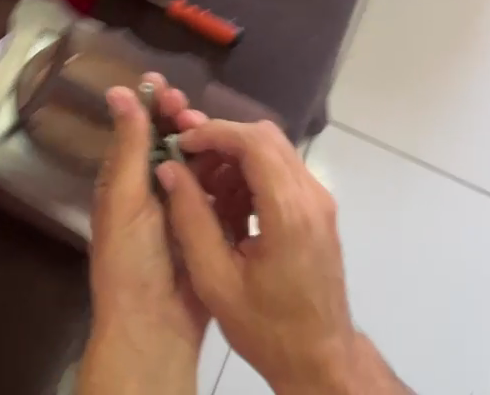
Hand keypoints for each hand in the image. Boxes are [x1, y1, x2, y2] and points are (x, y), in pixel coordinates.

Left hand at [77, 76, 208, 394]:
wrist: (156, 326)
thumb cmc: (131, 260)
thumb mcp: (126, 199)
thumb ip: (131, 146)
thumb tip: (119, 90)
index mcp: (130, 183)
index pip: (142, 133)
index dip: (153, 107)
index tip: (165, 83)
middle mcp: (159, 190)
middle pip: (176, 144)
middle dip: (186, 122)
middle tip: (196, 107)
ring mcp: (188, 207)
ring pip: (205, 164)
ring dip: (213, 146)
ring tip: (224, 131)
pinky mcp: (214, 224)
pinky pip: (228, 191)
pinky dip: (236, 175)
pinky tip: (247, 160)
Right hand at [157, 120, 408, 394]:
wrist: (320, 356)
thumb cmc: (266, 327)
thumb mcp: (216, 281)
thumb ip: (191, 220)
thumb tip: (169, 169)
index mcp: (289, 211)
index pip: (254, 142)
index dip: (215, 132)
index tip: (182, 142)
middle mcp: (312, 194)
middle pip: (266, 137)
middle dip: (223, 140)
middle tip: (187, 160)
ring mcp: (320, 198)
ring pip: (275, 150)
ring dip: (236, 156)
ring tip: (202, 185)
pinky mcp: (319, 207)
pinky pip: (283, 170)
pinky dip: (253, 173)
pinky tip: (227, 201)